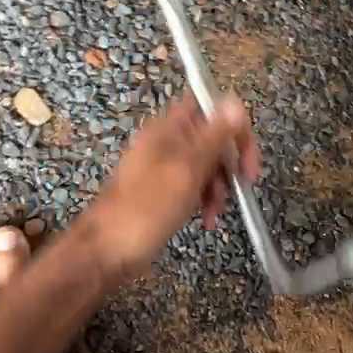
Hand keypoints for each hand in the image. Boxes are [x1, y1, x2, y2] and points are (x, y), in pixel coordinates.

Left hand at [84, 94, 261, 279]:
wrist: (106, 251)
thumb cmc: (148, 206)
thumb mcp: (188, 168)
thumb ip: (214, 135)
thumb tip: (235, 100)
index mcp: (169, 128)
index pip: (209, 106)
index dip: (233, 123)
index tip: (246, 153)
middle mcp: (165, 141)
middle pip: (210, 136)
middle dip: (229, 159)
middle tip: (245, 183)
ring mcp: (162, 167)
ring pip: (204, 164)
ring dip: (218, 184)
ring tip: (217, 211)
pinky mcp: (161, 192)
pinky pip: (191, 186)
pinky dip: (203, 199)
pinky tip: (207, 220)